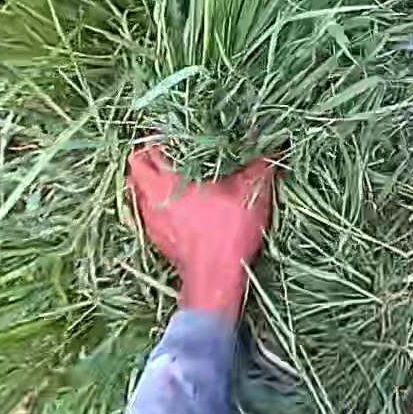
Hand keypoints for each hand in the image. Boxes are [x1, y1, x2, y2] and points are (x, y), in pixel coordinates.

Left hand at [127, 144, 274, 319]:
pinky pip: (148, 211)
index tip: (179, 133)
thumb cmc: (229, 230)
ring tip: (178, 173)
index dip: (159, 139)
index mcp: (167, 182)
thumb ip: (262, 162)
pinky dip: (159, 201)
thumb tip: (276, 142)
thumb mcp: (252, 190)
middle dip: (151, 156)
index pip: (146, 151)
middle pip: (136, 169)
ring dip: (153, 179)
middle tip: (175, 150)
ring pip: (140, 191)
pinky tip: (183, 202)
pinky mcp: (157, 238)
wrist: (216, 280)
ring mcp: (150, 222)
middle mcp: (151, 199)